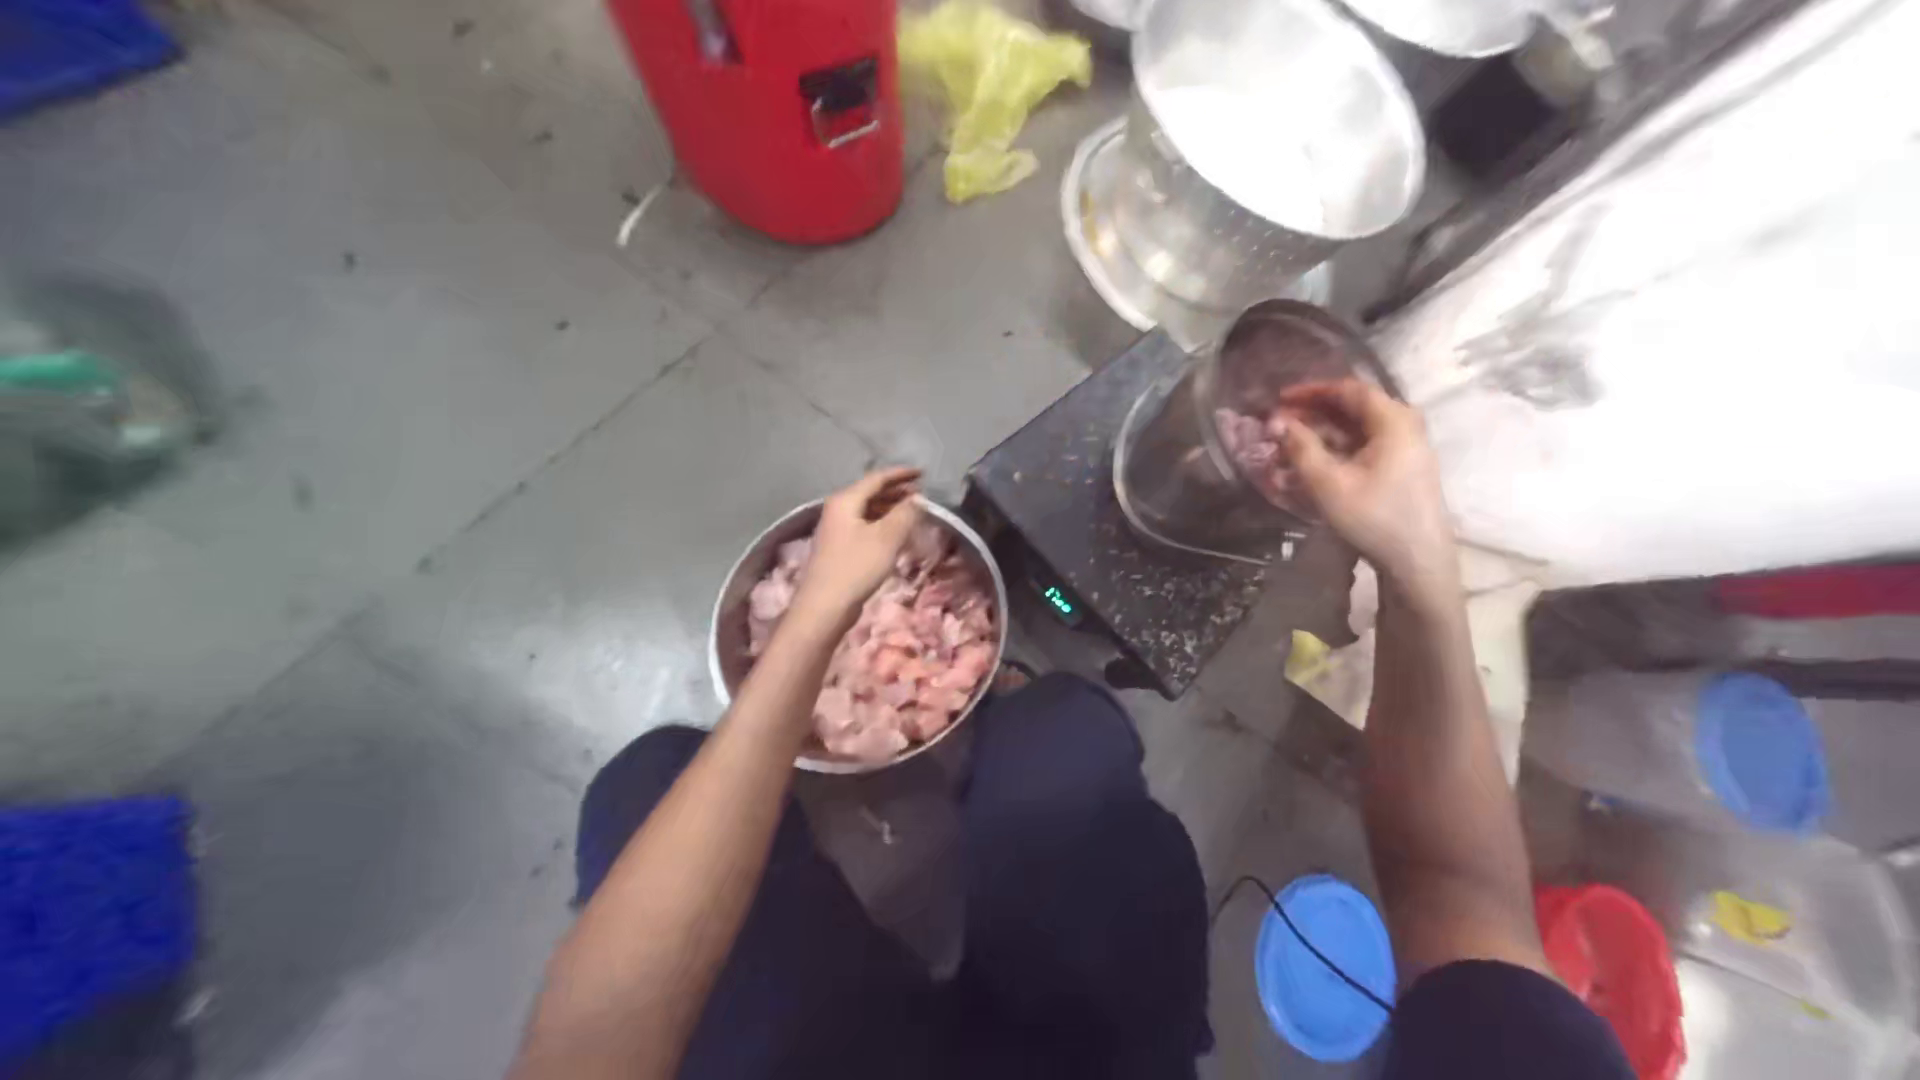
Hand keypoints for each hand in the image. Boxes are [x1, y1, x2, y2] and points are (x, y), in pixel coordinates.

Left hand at [789, 467, 923, 624]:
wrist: (824, 606)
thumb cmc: (856, 567)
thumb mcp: (887, 538)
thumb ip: (905, 514)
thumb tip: (919, 499)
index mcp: (846, 500)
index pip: (877, 478)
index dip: (901, 474)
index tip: (923, 473)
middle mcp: (838, 510)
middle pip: (871, 493)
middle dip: (897, 492)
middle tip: (922, 494)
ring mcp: (836, 529)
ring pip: (868, 511)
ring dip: (891, 509)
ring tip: (913, 513)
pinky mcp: (839, 549)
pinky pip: (865, 527)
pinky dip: (883, 525)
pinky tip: (896, 534)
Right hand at [1279, 380, 1457, 602]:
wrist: (1416, 559)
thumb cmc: (1373, 517)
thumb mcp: (1328, 483)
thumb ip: (1300, 447)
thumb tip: (1277, 422)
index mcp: (1394, 421)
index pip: (1350, 389)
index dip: (1312, 390)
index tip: (1279, 399)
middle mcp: (1404, 426)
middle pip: (1354, 406)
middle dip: (1314, 410)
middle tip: (1280, 421)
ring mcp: (1405, 447)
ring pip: (1357, 426)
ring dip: (1322, 430)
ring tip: (1289, 441)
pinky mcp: (1400, 467)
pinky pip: (1363, 444)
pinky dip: (1336, 446)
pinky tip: (1312, 459)